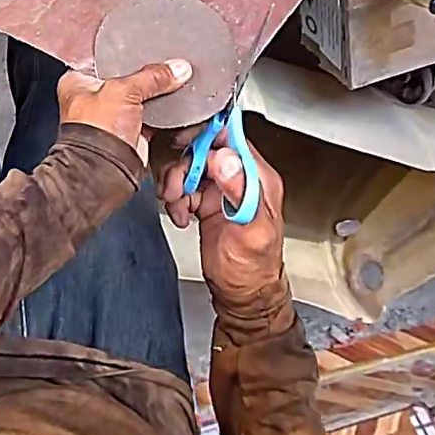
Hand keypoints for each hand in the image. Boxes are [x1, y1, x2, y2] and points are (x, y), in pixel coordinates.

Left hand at [57, 59, 191, 162]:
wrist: (106, 170)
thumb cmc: (95, 132)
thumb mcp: (123, 91)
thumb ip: (151, 77)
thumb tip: (176, 69)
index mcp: (77, 81)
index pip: (105, 57)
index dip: (126, 52)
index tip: (146, 47)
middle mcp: (91, 97)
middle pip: (126, 78)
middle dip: (145, 76)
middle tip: (165, 66)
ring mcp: (111, 116)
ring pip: (140, 97)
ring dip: (155, 95)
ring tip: (173, 82)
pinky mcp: (128, 132)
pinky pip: (150, 116)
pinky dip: (162, 112)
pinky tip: (174, 103)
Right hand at [157, 131, 284, 309]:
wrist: (241, 294)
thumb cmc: (254, 269)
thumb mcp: (252, 231)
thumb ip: (242, 194)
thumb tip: (227, 160)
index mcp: (258, 179)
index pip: (234, 140)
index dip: (209, 140)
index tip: (189, 150)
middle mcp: (240, 179)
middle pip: (205, 151)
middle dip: (185, 167)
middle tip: (177, 188)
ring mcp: (222, 190)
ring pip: (191, 168)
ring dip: (176, 184)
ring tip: (177, 205)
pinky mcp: (206, 202)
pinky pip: (184, 187)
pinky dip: (175, 199)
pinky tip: (181, 216)